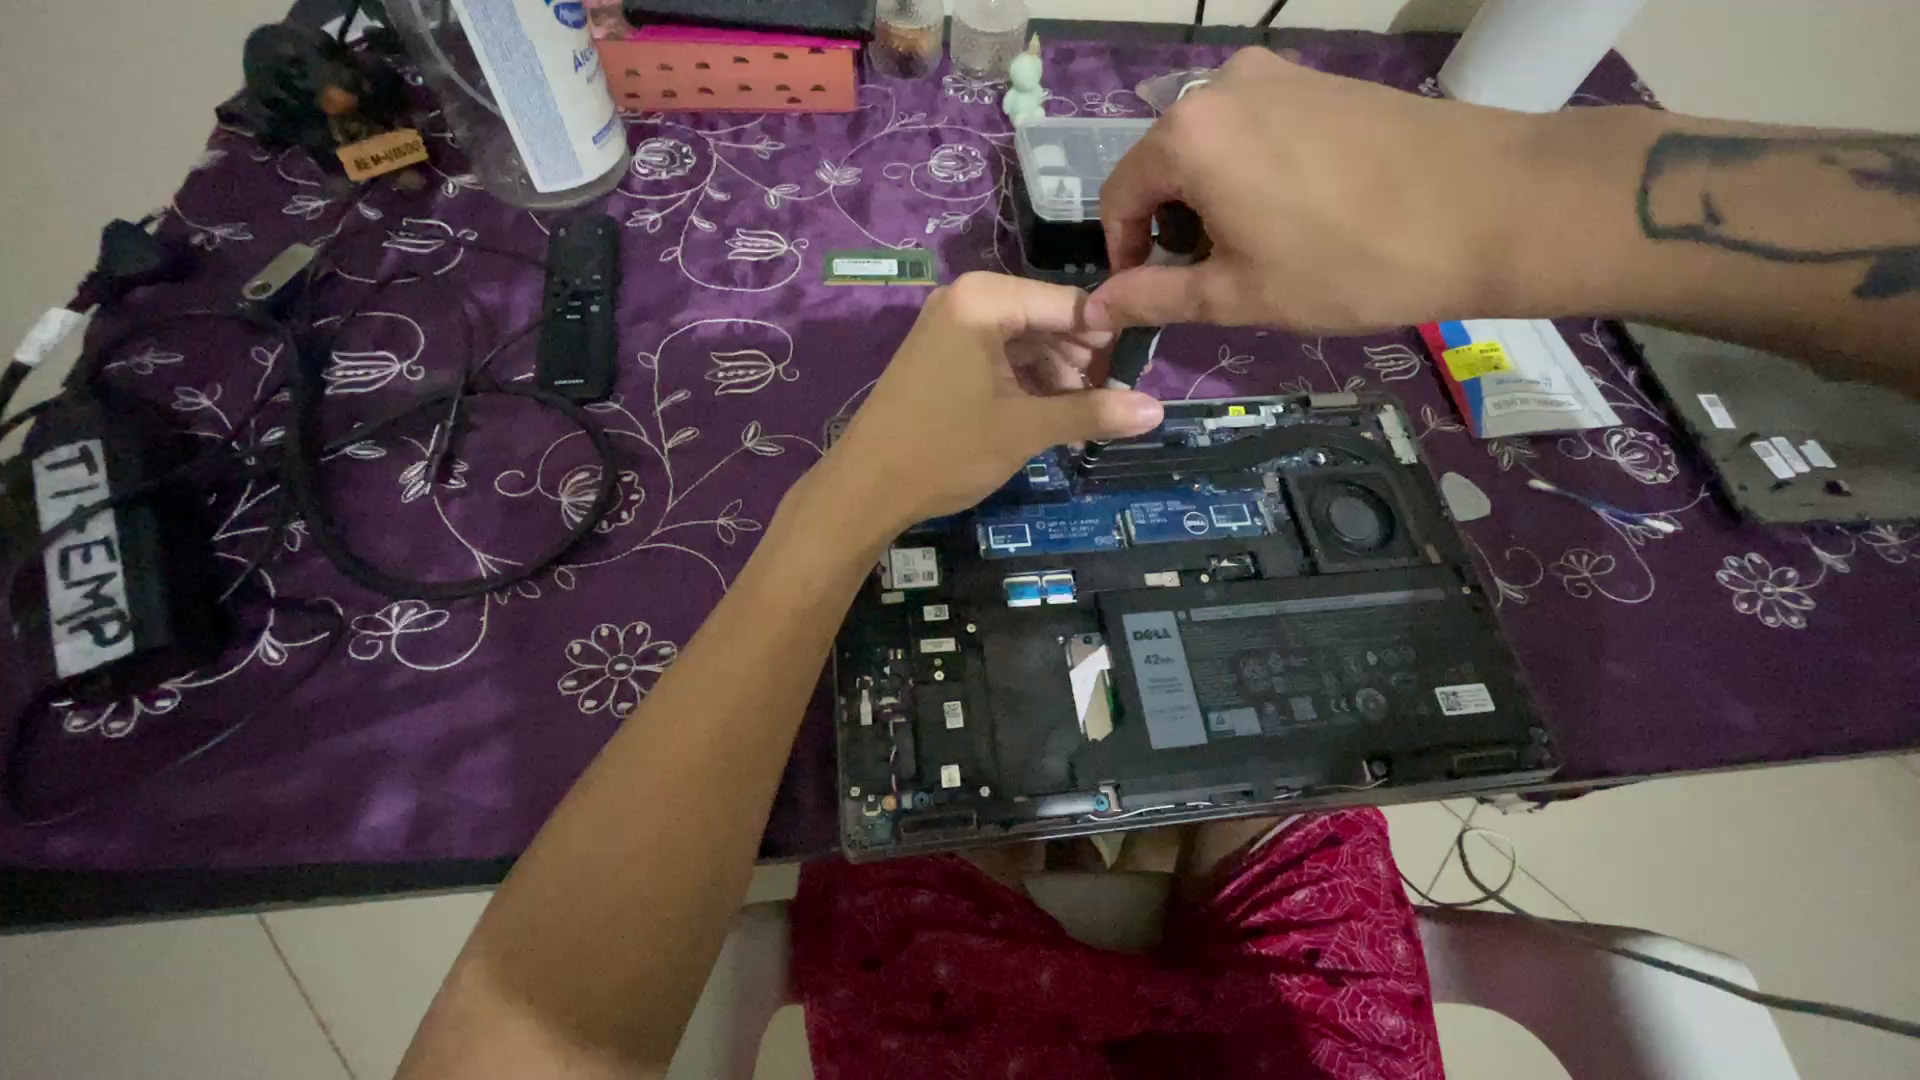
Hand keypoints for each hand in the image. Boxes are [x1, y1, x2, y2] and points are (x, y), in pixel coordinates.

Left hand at [823, 272, 1162, 528]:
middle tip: (1110, 402)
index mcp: (983, 300)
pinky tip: (1046, 416)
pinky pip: (996, 359)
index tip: (1138, 371)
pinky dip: (1024, 384)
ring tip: (1081, 417)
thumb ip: (1092, 412)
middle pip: (1044, 320)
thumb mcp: (1025, 429)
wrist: (865, 488)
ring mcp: (947, 329)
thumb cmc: (945, 449)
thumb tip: (1158, 410)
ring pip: (1022, 343)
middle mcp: (964, 301)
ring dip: (1055, 377)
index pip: (1067, 303)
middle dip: (1079, 361)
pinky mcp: (939, 357)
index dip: (1108, 337)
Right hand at [1088, 47, 1545, 332]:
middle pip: (1161, 168)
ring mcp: (1277, 74)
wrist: (1493, 208)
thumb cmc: (1348, 263)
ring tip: (1257, 251)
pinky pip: (1252, 131)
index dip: (1124, 255)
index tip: (1150, 296)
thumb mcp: (1235, 294)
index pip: (1118, 196)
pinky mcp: (1319, 80)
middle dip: (1169, 229)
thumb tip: (1094, 309)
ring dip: (1209, 205)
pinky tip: (1293, 214)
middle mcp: (1221, 87)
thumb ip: (1153, 298)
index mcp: (1188, 135)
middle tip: (1211, 279)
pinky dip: (1247, 176)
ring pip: (1207, 150)